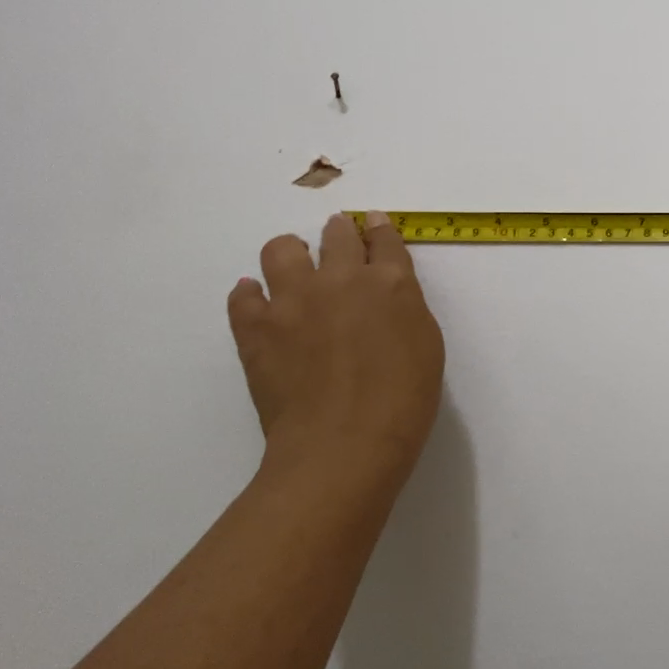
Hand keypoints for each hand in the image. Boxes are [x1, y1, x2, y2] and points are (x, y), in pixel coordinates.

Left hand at [227, 212, 444, 475]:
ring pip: (281, 249)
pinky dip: (250, 294)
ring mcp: (293, 300)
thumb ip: (405, 307)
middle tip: (338, 242)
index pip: (385, 239)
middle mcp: (341, 278)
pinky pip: (242, 295)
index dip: (380, 229)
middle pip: (336, 234)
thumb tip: (386, 295)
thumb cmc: (403, 399)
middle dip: (340, 233)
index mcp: (390, 282)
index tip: (375, 224)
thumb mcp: (426, 342)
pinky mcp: (255, 328)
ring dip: (291, 252)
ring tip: (294, 267)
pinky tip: (257, 301)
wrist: (344, 444)